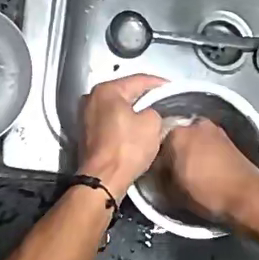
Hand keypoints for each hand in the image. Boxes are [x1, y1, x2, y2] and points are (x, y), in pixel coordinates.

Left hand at [78, 74, 167, 191]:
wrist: (102, 180)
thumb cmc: (127, 148)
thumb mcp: (152, 124)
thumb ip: (155, 110)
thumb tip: (150, 113)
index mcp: (107, 90)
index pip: (139, 80)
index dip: (159, 84)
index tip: (172, 88)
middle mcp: (92, 98)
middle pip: (125, 92)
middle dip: (145, 97)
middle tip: (163, 102)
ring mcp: (85, 116)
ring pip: (116, 107)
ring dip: (133, 111)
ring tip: (152, 116)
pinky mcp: (86, 133)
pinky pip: (110, 121)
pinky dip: (123, 122)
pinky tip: (136, 129)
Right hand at [158, 119, 258, 225]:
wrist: (247, 196)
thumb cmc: (208, 193)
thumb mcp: (174, 192)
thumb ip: (160, 178)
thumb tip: (158, 175)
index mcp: (176, 134)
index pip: (155, 143)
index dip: (154, 160)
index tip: (156, 172)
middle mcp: (194, 125)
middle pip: (174, 137)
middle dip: (171, 151)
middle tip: (170, 171)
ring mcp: (213, 129)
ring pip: (191, 139)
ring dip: (188, 150)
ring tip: (188, 171)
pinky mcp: (226, 138)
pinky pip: (206, 143)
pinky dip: (202, 152)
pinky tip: (203, 168)